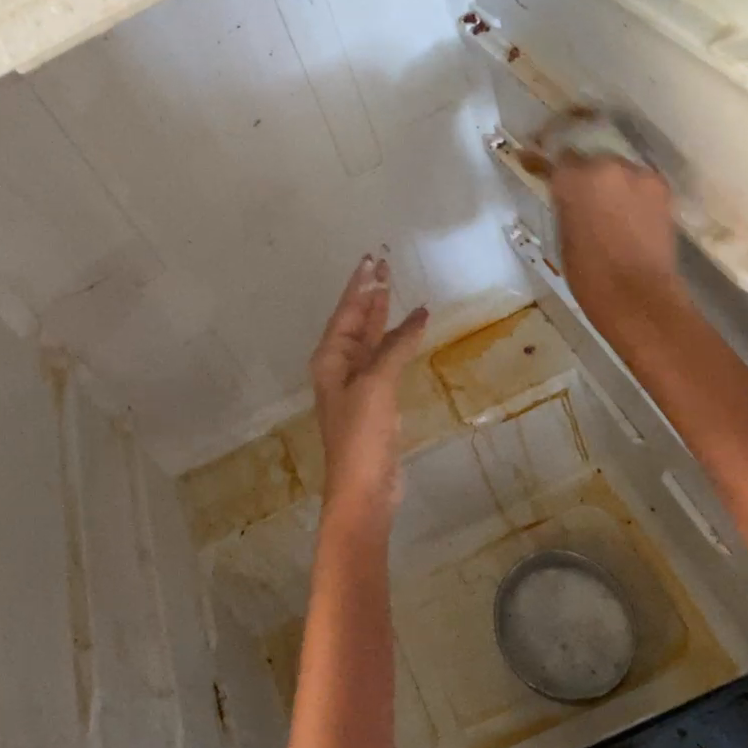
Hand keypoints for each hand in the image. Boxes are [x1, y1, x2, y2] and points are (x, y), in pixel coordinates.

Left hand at [309, 256, 428, 517]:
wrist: (365, 488)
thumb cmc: (362, 434)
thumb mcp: (377, 384)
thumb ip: (395, 347)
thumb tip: (418, 314)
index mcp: (330, 359)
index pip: (346, 312)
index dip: (359, 285)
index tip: (371, 259)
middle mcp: (339, 368)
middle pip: (355, 322)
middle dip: (369, 295)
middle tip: (384, 265)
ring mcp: (357, 386)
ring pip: (370, 341)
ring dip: (383, 317)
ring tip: (394, 289)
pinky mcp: (375, 403)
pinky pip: (384, 362)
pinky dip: (397, 344)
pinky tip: (410, 333)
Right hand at [544, 151, 682, 312]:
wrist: (637, 293)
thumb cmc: (589, 274)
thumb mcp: (564, 236)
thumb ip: (567, 207)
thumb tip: (571, 198)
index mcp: (572, 181)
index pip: (556, 161)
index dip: (548, 166)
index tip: (539, 166)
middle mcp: (605, 167)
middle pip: (590, 161)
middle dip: (585, 177)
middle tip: (582, 200)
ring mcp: (638, 175)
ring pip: (618, 170)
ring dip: (611, 184)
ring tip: (610, 210)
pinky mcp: (662, 188)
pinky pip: (639, 183)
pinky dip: (632, 193)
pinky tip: (630, 216)